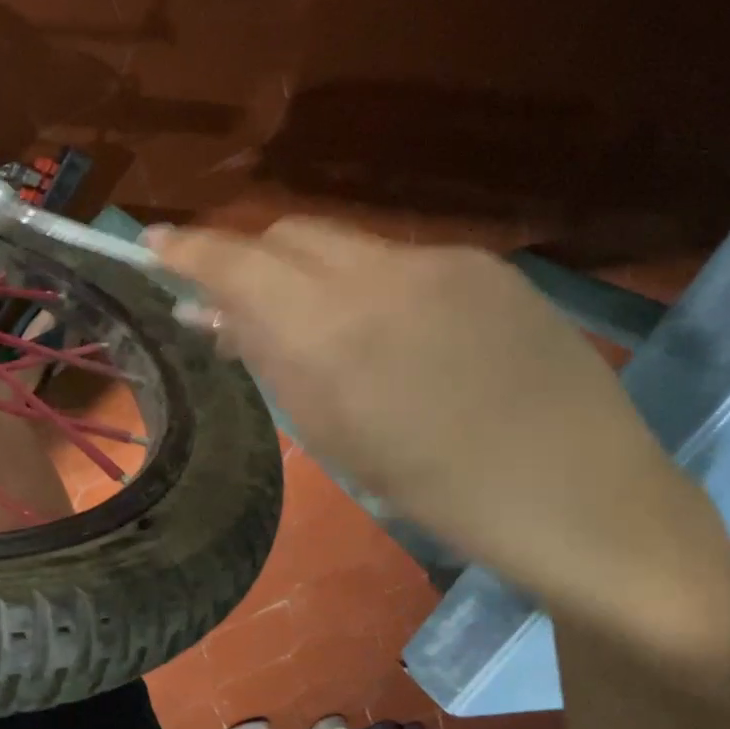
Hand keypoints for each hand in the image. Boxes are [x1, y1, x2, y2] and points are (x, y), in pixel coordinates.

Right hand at [147, 218, 685, 593]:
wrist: (578, 495)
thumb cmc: (427, 485)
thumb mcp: (323, 428)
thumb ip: (263, 356)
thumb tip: (212, 312)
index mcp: (328, 328)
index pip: (234, 261)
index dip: (185, 248)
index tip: (151, 242)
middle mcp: (379, 274)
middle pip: (286, 232)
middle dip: (250, 258)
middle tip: (238, 303)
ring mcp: (442, 261)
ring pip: (342, 243)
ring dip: (309, 272)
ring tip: (323, 329)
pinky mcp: (489, 265)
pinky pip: (398, 259)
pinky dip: (368, 284)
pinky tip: (396, 335)